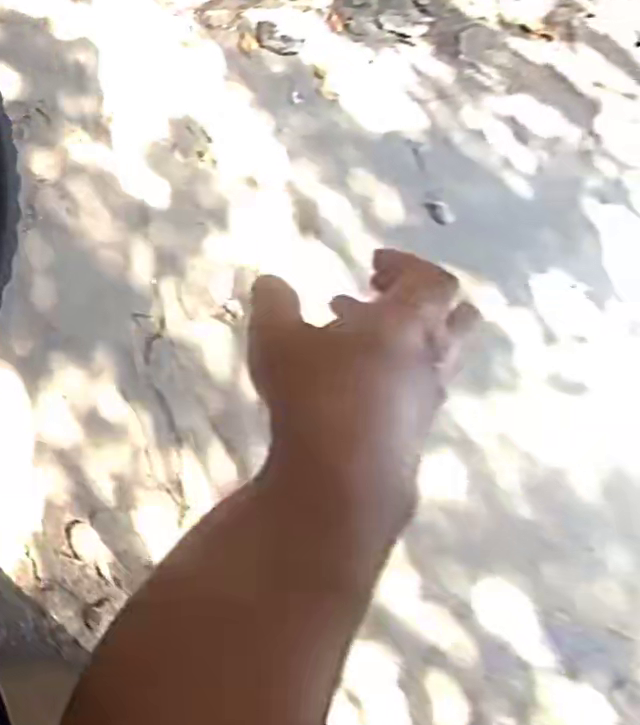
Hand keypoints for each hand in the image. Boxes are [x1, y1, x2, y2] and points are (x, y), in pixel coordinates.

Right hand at [248, 249, 478, 522]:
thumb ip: (273, 302)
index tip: (374, 258)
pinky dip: (389, 357)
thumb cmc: (311, 387)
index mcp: (404, 323)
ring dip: (400, 328)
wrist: (344, 466)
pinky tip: (344, 365)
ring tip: (349, 323)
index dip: (408, 264)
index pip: (433, 282)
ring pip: (434, 347)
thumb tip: (271, 279)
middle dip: (419, 296)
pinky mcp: (413, 416)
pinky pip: (414, 374)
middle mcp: (429, 353)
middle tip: (378, 287)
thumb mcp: (274, 335)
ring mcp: (427, 389)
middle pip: (454, 315)